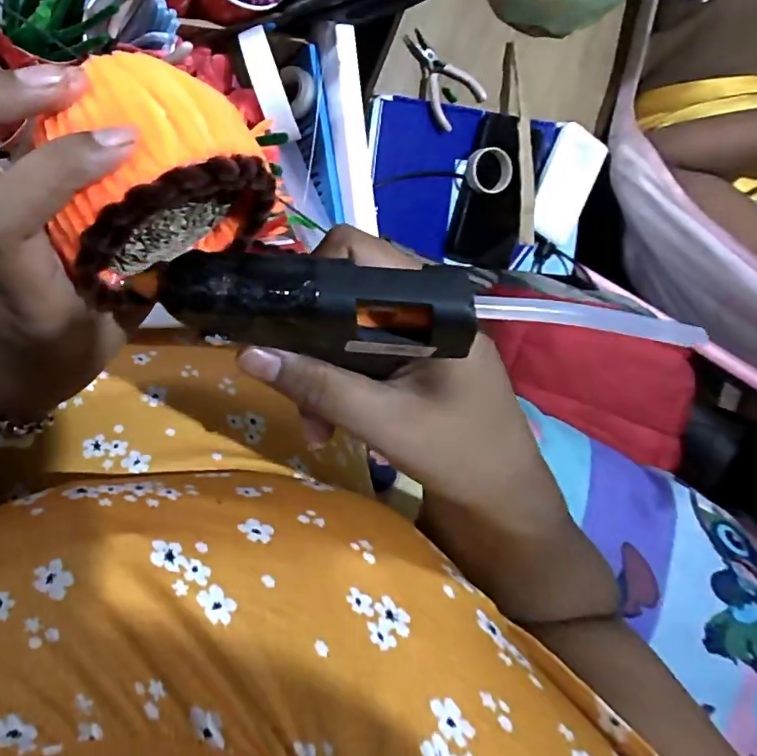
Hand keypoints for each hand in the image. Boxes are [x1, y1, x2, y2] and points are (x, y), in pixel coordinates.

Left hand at [0, 66, 143, 419]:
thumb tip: (183, 181)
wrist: (18, 363)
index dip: (57, 168)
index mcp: (13, 292)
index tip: (124, 140)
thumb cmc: (76, 342)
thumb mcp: (121, 311)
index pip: (0, 222)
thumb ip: (144, 252)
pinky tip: (36, 93)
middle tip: (68, 82)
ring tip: (50, 78)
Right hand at [235, 227, 607, 623]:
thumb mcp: (382, 422)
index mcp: (431, 305)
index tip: (289, 316)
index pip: (360, 250)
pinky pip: (360, 353)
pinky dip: (338, 382)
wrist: (507, 504)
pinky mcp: (412, 358)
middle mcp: (424, 308)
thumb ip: (318, 386)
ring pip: (346, 328)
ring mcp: (419, 333)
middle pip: (345, 293)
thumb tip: (249, 354)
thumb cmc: (460, 457)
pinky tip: (329, 426)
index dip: (317, 268)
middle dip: (312, 339)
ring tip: (314, 426)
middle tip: (293, 384)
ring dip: (320, 370)